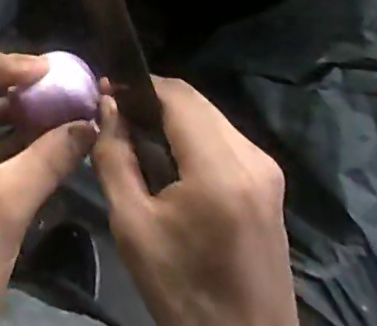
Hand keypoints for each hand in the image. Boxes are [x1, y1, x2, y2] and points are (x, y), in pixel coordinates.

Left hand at [0, 45, 98, 325]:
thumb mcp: (12, 202)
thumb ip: (51, 156)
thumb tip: (88, 125)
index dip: (16, 64)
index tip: (56, 74)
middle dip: (21, 88)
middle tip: (64, 93)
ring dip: (15, 115)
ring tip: (60, 115)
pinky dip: (4, 139)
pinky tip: (39, 145)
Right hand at [95, 77, 298, 325]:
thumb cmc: (184, 291)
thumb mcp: (132, 226)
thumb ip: (114, 157)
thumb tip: (107, 104)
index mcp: (220, 170)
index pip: (176, 95)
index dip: (138, 85)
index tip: (106, 91)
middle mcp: (252, 158)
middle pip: (195, 102)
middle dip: (153, 99)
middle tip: (117, 114)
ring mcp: (267, 170)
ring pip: (210, 116)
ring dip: (173, 116)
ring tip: (138, 136)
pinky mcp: (271, 184)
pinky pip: (224, 137)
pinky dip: (193, 135)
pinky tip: (170, 159)